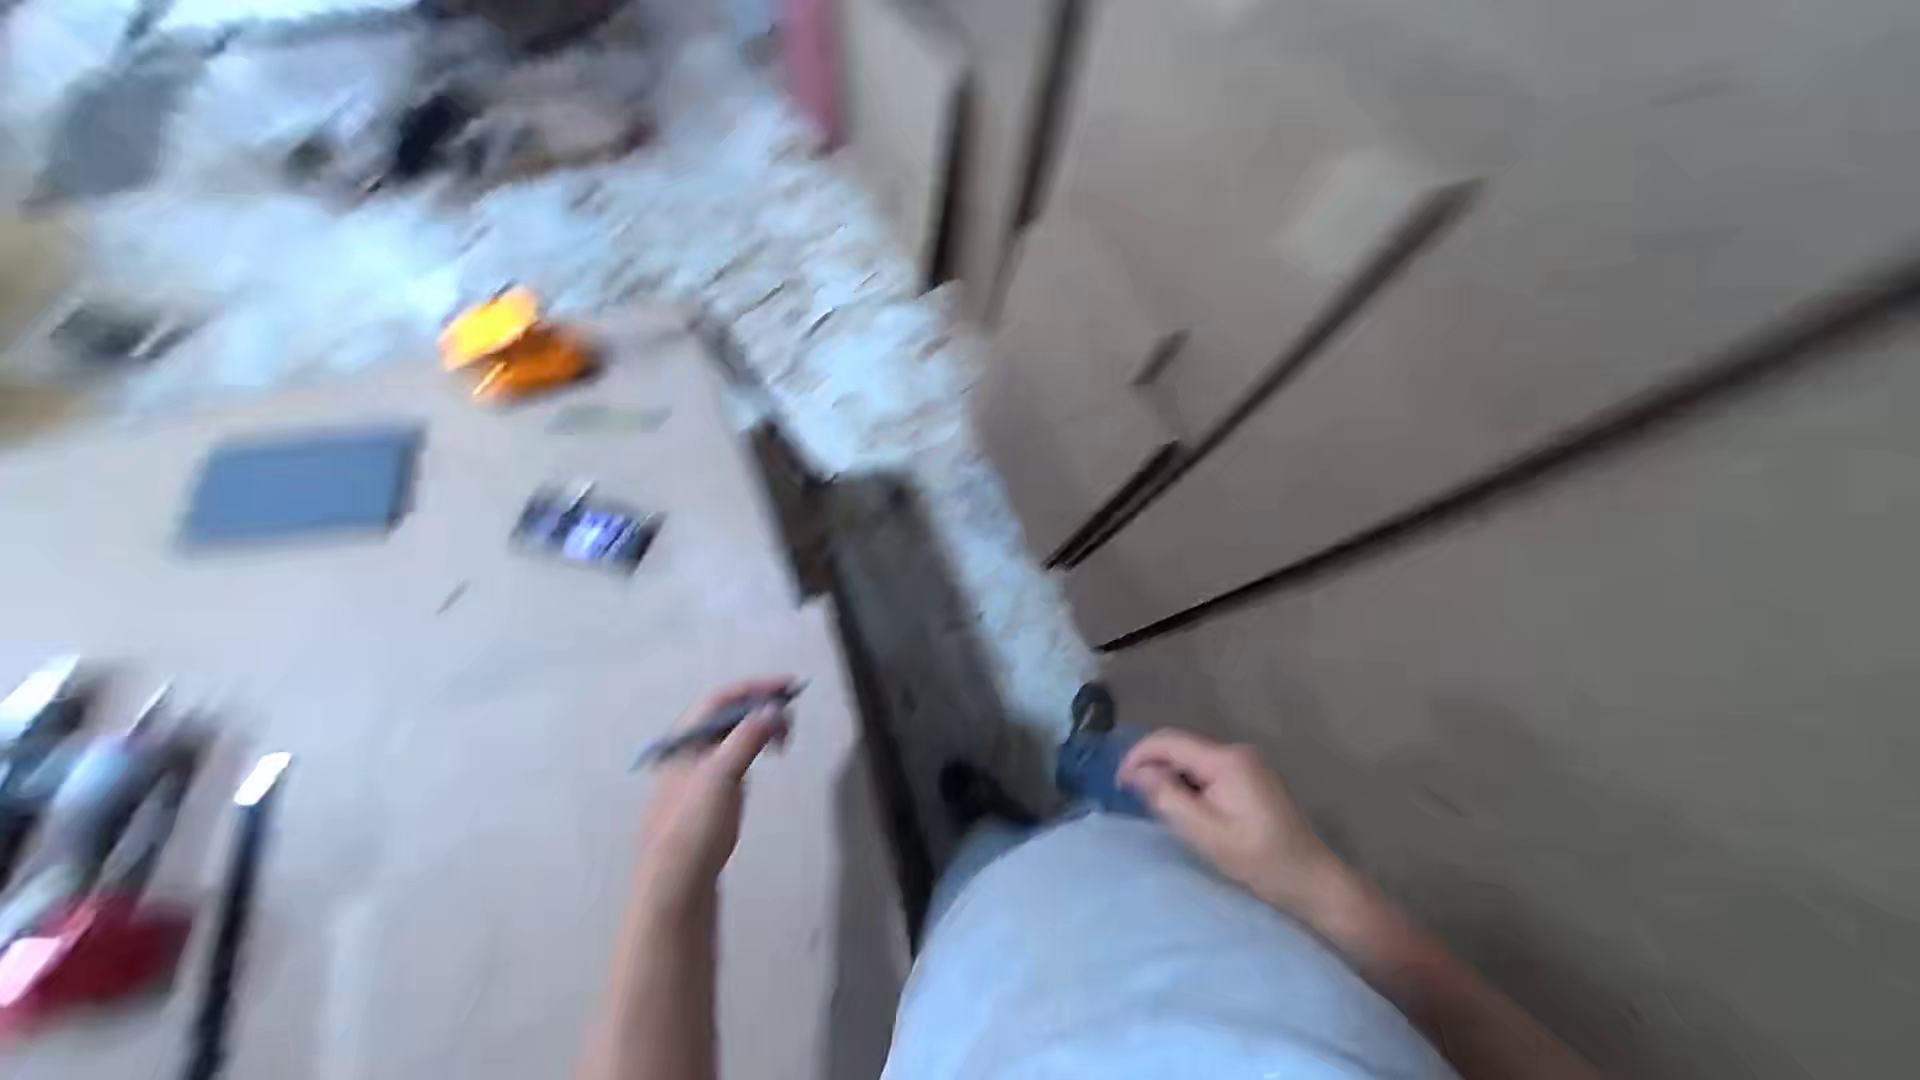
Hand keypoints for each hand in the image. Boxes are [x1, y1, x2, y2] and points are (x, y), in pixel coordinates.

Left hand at [635, 677, 794, 906]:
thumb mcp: (721, 775)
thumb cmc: (694, 825)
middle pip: (729, 712)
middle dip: (762, 706)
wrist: (677, 882)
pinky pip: (737, 751)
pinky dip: (757, 744)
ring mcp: (700, 768)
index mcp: (684, 738)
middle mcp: (690, 747)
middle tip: (791, 715)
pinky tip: (769, 755)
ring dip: (762, 725)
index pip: (722, 698)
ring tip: (784, 738)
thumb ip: (748, 737)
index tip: (788, 686)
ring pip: (735, 732)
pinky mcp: (711, 787)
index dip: (756, 687)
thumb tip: (773, 708)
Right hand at [1119, 729, 1349, 916]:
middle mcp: (1236, 751)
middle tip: (1135, 797)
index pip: (1168, 741)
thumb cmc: (1261, 862)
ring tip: (1158, 805)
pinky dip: (1188, 782)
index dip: (1138, 756)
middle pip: (1179, 746)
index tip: (1120, 784)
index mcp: (1226, 760)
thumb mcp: (1206, 834)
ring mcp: (1246, 762)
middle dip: (1153, 766)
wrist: (1316, 884)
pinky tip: (1185, 807)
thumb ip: (1167, 798)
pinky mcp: (1250, 776)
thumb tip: (1136, 773)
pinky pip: (1206, 769)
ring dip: (1170, 775)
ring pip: (1191, 757)